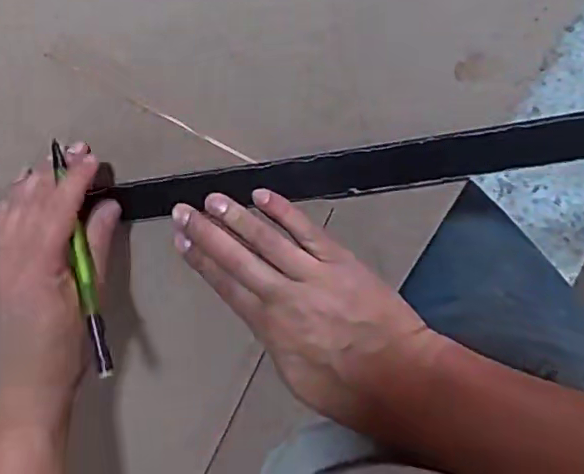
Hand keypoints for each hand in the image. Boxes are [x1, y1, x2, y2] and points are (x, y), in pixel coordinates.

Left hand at [0, 143, 119, 428]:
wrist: (24, 388)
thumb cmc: (64, 347)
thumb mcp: (89, 296)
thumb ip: (97, 245)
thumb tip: (108, 204)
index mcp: (38, 262)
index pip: (59, 205)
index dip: (76, 177)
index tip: (93, 158)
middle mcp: (11, 254)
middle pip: (34, 199)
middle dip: (57, 171)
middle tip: (80, 150)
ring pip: (14, 205)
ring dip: (36, 180)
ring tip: (57, 162)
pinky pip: (0, 221)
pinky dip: (14, 199)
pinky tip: (24, 188)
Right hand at [172, 189, 443, 433]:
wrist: (401, 376)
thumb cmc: (349, 388)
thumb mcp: (296, 376)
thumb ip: (274, 338)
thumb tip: (261, 313)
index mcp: (272, 328)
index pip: (227, 286)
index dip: (202, 261)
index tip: (182, 241)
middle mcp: (285, 296)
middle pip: (237, 257)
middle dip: (207, 233)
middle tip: (183, 211)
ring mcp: (312, 273)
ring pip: (266, 238)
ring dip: (237, 217)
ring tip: (213, 199)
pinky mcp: (338, 259)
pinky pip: (305, 230)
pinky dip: (283, 211)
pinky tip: (262, 195)